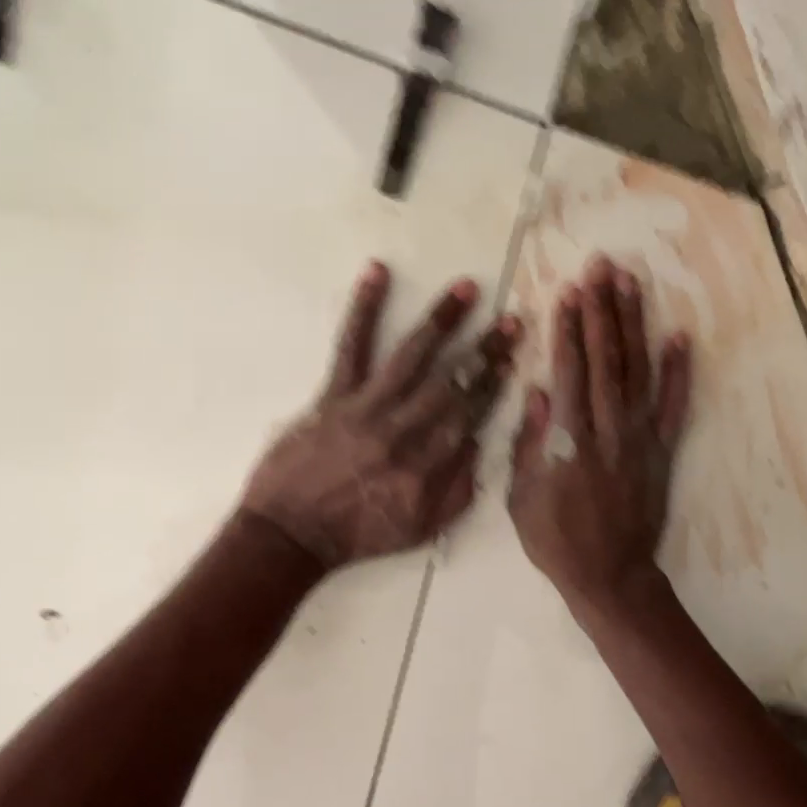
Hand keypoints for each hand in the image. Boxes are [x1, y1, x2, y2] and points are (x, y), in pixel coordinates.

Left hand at [242, 261, 519, 569]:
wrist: (292, 534)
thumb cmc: (359, 534)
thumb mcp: (421, 529)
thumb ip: (458, 491)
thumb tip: (479, 444)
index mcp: (426, 465)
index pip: (469, 415)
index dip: (494, 383)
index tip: (514, 357)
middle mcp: (402, 431)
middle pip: (451, 382)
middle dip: (484, 349)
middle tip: (509, 319)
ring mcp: (365, 409)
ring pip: (411, 357)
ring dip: (441, 320)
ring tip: (466, 288)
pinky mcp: (331, 396)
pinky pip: (350, 347)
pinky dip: (363, 309)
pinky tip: (377, 272)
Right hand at [509, 254, 690, 613]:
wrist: (608, 574)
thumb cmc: (556, 540)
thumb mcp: (522, 498)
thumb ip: (530, 443)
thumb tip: (539, 393)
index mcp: (568, 440)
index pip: (569, 372)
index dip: (568, 329)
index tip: (568, 292)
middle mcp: (606, 430)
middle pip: (605, 360)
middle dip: (602, 310)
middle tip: (602, 267)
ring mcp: (639, 439)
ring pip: (638, 372)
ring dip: (635, 326)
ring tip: (632, 284)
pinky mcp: (661, 452)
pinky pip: (674, 407)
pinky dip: (679, 373)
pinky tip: (680, 337)